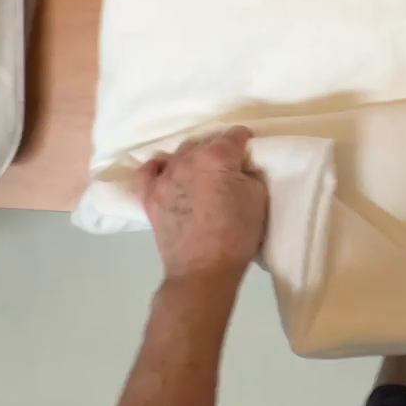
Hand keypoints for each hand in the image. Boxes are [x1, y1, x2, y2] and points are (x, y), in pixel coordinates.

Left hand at [140, 127, 268, 287]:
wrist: (204, 271)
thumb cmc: (237, 234)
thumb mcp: (258, 196)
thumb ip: (248, 172)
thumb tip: (238, 167)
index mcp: (217, 156)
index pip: (235, 134)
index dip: (246, 141)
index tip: (250, 153)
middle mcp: (188, 159)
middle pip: (206, 142)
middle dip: (220, 150)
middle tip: (230, 169)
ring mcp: (165, 176)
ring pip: (181, 153)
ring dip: (195, 159)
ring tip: (203, 175)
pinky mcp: (150, 195)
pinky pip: (147, 171)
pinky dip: (158, 168)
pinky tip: (167, 173)